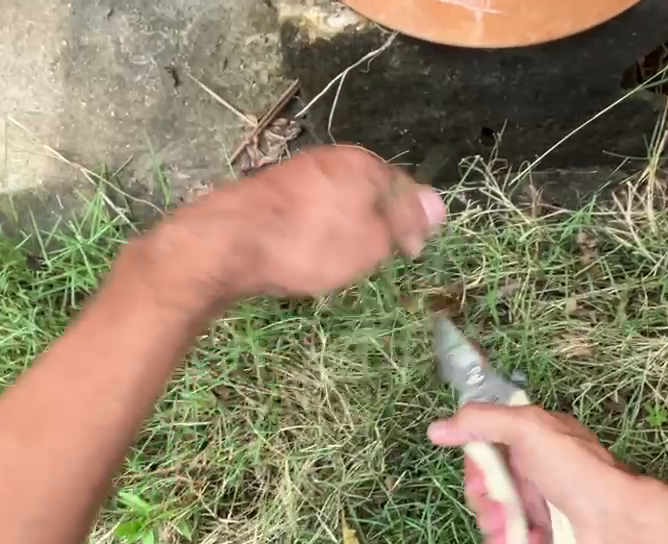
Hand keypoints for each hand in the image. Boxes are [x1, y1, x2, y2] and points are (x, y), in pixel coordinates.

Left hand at [161, 145, 444, 300]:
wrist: (229, 243)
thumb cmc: (310, 245)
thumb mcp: (370, 242)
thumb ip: (404, 222)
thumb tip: (438, 204)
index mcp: (363, 165)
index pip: (404, 189)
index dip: (414, 222)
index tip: (414, 253)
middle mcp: (332, 160)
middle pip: (371, 191)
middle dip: (381, 222)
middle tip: (385, 256)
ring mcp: (299, 174)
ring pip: (340, 201)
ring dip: (351, 227)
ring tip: (351, 258)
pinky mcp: (272, 194)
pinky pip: (313, 211)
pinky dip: (322, 231)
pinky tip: (315, 252)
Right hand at [427, 404, 638, 543]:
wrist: (615, 522)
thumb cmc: (572, 470)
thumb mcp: (527, 430)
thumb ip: (481, 422)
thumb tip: (436, 429)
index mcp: (536, 434)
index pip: (489, 441)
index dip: (477, 460)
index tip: (477, 475)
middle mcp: (539, 463)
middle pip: (491, 479)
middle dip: (483, 496)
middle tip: (489, 507)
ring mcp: (544, 497)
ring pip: (501, 509)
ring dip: (493, 521)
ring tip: (500, 532)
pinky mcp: (549, 529)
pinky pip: (517, 534)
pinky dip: (509, 540)